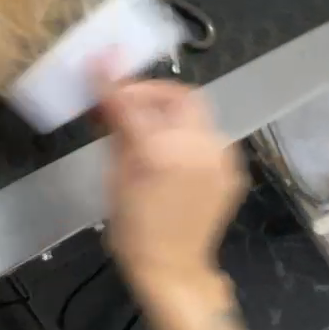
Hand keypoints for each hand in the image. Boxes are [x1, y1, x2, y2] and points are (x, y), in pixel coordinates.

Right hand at [97, 73, 244, 301]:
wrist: (171, 265)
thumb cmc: (130, 227)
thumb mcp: (114, 177)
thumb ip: (117, 132)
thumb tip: (108, 101)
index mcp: (159, 152)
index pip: (132, 103)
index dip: (111, 83)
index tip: (98, 64)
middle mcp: (197, 146)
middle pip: (177, 95)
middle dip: (148, 91)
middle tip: (122, 101)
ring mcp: (220, 156)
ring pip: (193, 114)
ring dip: (164, 111)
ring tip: (140, 126)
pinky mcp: (229, 167)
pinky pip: (203, 136)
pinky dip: (180, 133)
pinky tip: (163, 150)